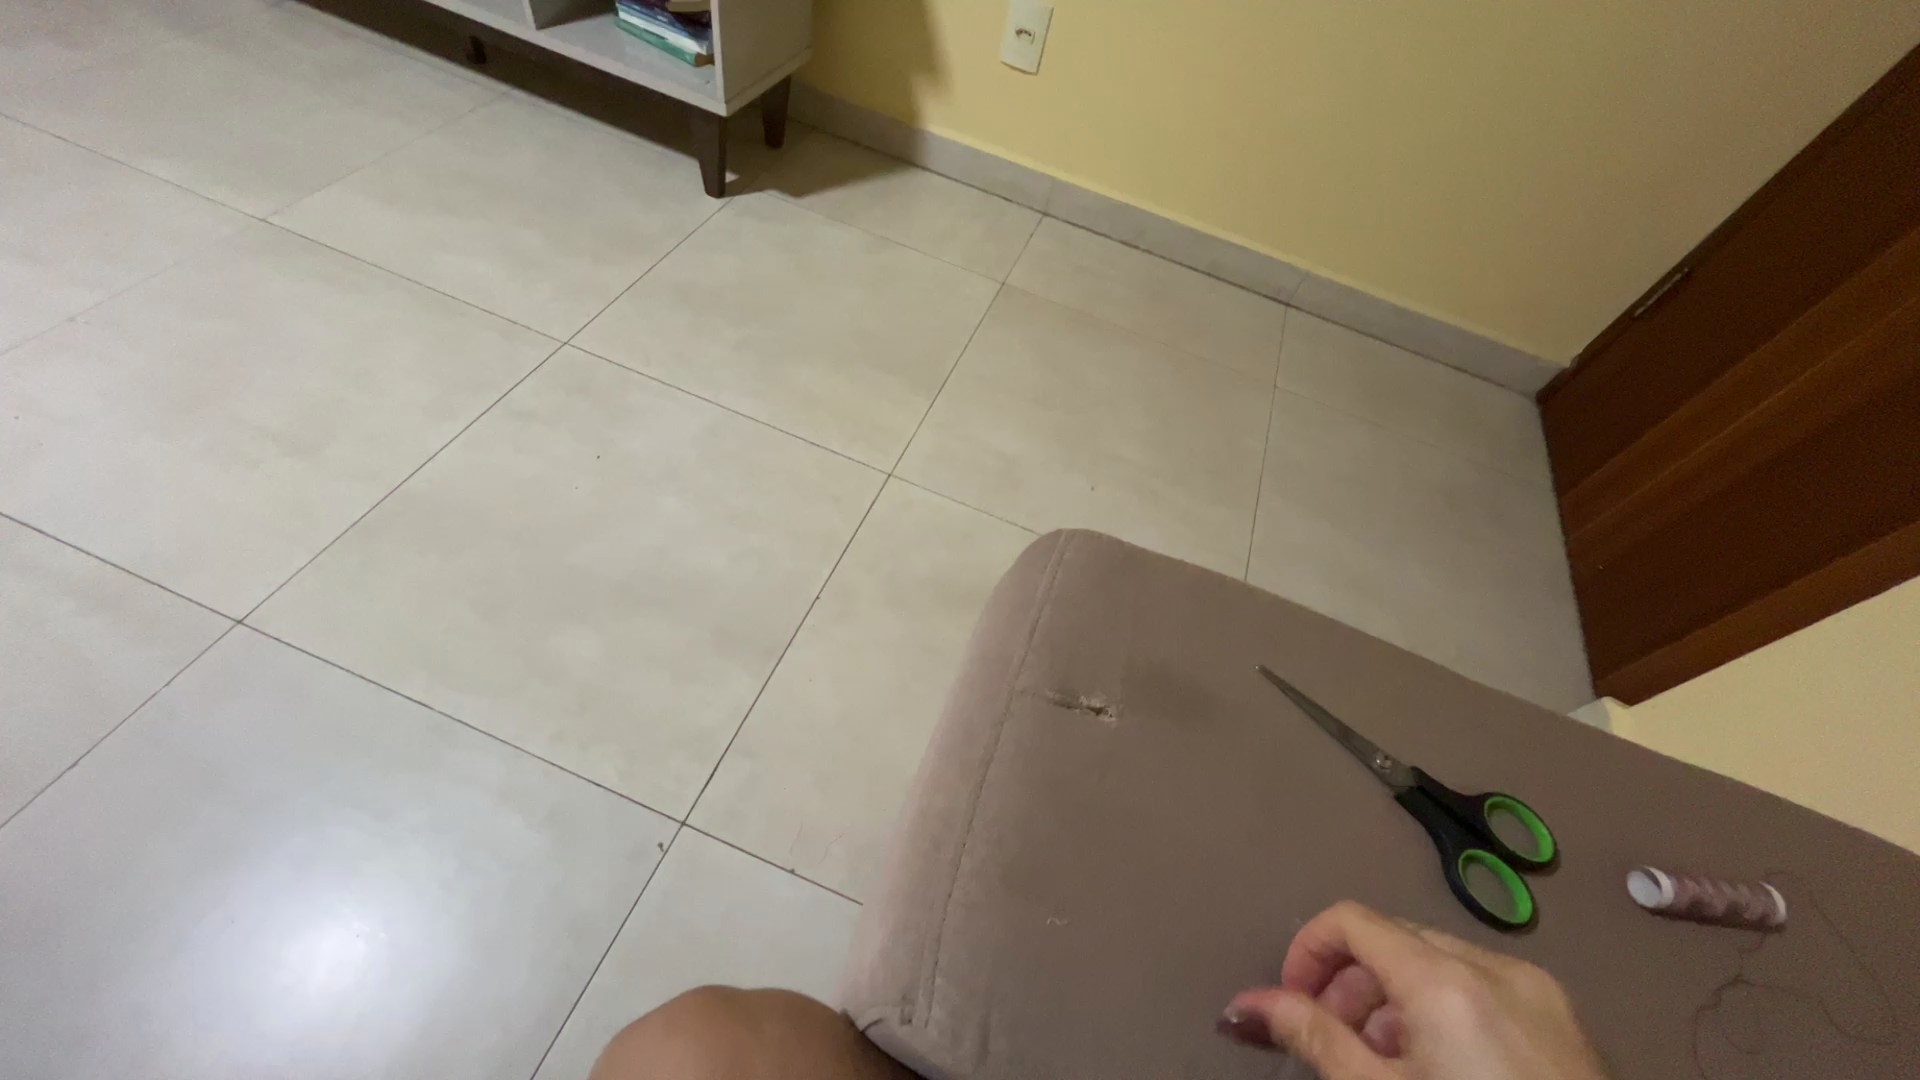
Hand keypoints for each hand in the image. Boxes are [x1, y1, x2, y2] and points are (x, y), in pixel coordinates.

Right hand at [1218, 901, 1609, 1079]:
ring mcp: (1540, 992)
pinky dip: (1442, 1011)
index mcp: (1444, 978)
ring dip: (1392, 998)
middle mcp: (1495, 967)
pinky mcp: (1568, 1024)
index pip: (1350, 919)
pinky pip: (1481, 988)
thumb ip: (1309, 1035)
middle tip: (1333, 1041)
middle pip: (1392, 937)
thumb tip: (1241, 1004)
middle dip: (1348, 982)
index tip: (1292, 1003)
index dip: (1308, 950)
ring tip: (1385, 1063)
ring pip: (1436, 962)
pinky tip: (1441, 1070)